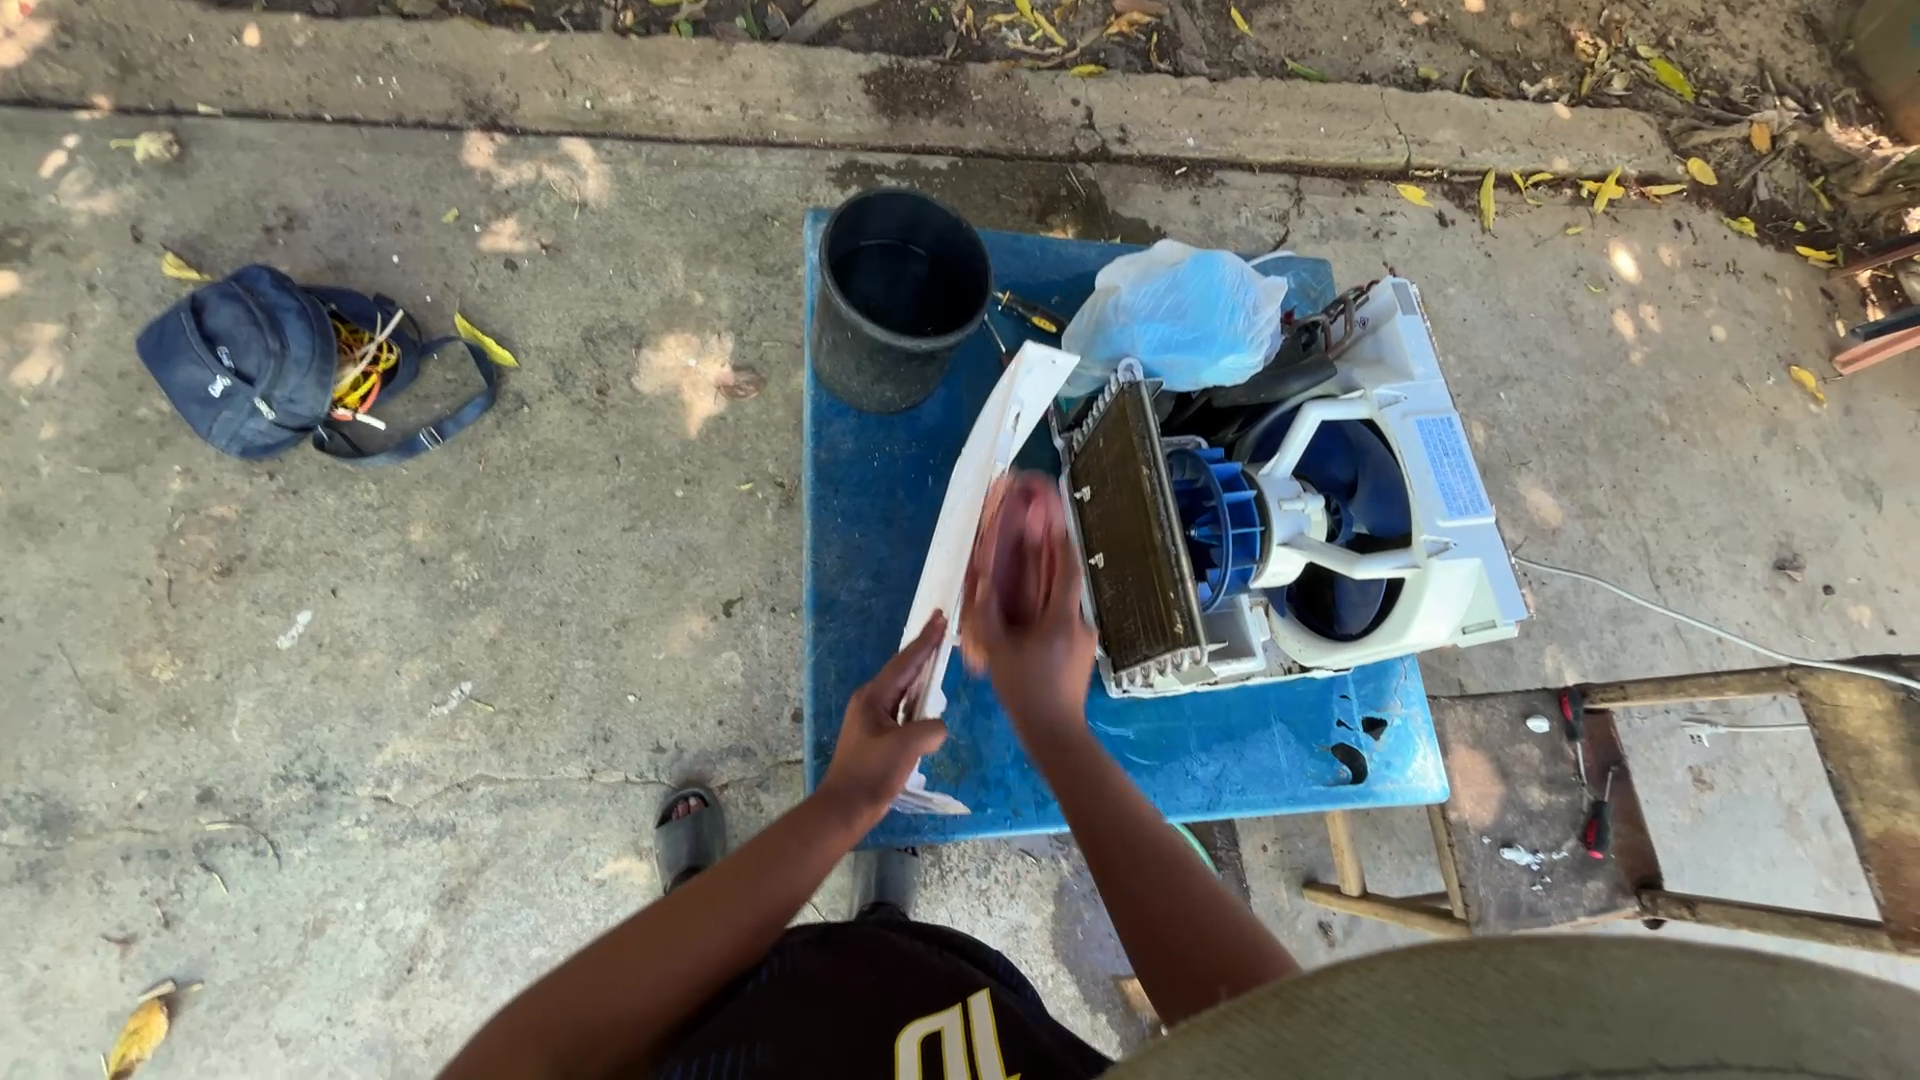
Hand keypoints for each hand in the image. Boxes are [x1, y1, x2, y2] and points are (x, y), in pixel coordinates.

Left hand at [819, 614, 951, 830]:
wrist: (845, 808)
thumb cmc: (871, 773)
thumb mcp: (907, 747)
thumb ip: (930, 728)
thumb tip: (937, 727)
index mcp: (873, 697)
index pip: (905, 662)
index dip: (925, 640)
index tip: (939, 617)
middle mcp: (870, 701)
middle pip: (903, 671)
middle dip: (924, 652)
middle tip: (943, 631)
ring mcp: (871, 719)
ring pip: (903, 691)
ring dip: (922, 679)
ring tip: (940, 665)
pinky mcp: (876, 736)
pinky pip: (902, 710)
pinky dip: (918, 703)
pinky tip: (929, 708)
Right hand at [963, 479, 1096, 749]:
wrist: (1055, 733)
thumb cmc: (1025, 690)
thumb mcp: (998, 650)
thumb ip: (988, 612)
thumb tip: (981, 578)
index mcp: (1063, 617)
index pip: (1067, 566)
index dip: (1059, 536)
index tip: (1052, 510)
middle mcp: (1081, 622)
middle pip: (1067, 579)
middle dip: (1052, 551)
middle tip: (1038, 527)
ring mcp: (1084, 637)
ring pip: (1064, 600)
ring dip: (1048, 579)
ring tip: (1029, 564)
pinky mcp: (1081, 651)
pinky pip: (1064, 617)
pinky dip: (1048, 604)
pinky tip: (1031, 609)